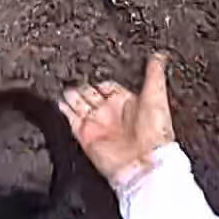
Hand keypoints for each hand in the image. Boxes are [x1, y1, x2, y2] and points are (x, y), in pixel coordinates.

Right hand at [60, 52, 174, 191]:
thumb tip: (160, 54)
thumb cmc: (155, 132)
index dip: (99, 78)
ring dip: (71, 95)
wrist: (146, 164)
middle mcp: (110, 113)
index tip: (90, 67)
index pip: (107, 85)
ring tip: (63, 85)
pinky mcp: (85, 136)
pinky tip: (58, 100)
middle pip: (90, 93)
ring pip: (79, 104)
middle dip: (82, 85)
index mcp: (126, 103)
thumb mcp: (156, 95)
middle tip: (71, 74)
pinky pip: (71, 120)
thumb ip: (154, 74)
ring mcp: (97, 125)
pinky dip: (63, 110)